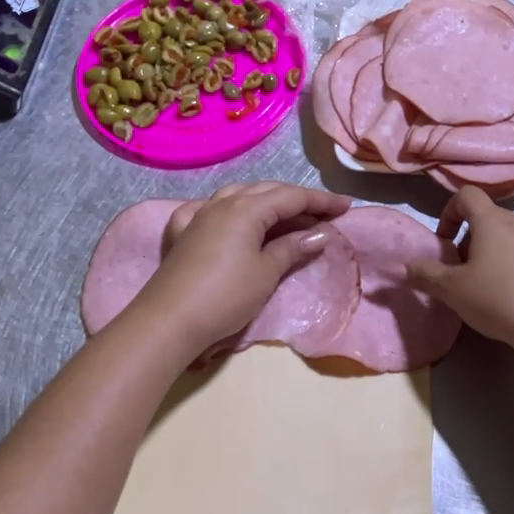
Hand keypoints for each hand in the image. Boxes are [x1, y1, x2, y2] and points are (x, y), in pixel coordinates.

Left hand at [126, 182, 351, 353]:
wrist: (166, 322)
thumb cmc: (224, 296)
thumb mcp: (266, 273)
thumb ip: (292, 248)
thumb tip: (320, 234)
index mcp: (247, 209)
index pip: (292, 196)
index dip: (322, 201)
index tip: (347, 206)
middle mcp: (223, 203)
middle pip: (267, 191)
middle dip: (298, 199)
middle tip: (324, 212)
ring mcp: (199, 215)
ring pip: (239, 195)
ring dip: (265, 200)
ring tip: (284, 213)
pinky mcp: (182, 233)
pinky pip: (208, 208)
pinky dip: (227, 209)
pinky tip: (227, 216)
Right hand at [406, 187, 513, 360]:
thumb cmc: (498, 299)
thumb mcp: (452, 290)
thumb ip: (426, 274)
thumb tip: (406, 265)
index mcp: (492, 220)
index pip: (467, 195)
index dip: (449, 212)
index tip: (444, 242)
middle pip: (487, 218)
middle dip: (468, 239)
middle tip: (461, 272)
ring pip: (508, 236)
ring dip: (491, 252)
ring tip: (487, 287)